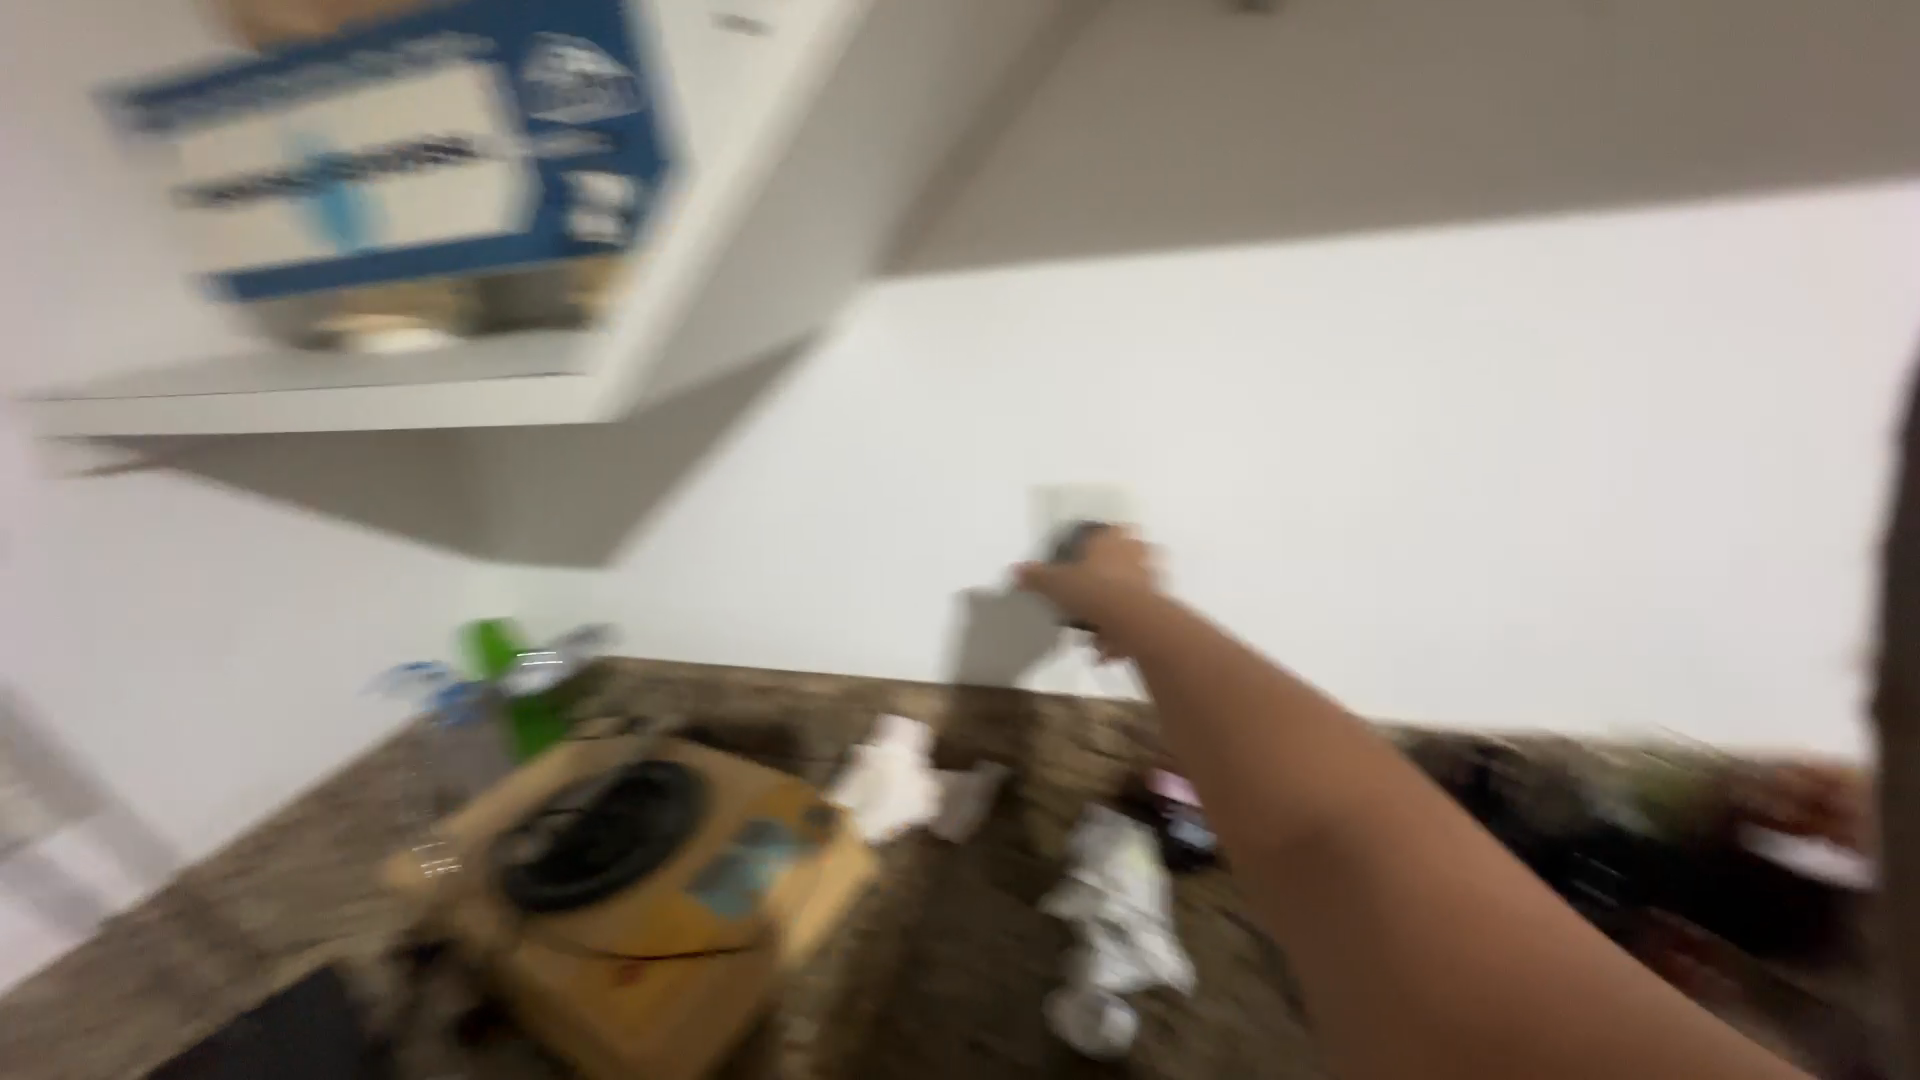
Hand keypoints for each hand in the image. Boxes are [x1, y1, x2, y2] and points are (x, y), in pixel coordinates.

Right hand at [1015, 526, 1159, 659]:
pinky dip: (1125, 630)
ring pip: (1132, 590)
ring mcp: (1153, 577)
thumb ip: (1036, 577)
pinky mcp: (1161, 604)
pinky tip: (1108, 649)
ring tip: (1097, 633)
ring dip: (1116, 609)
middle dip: (1109, 579)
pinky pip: (1138, 616)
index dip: (1095, 546)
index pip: (1106, 531)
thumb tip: (1016, 571)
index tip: (1081, 563)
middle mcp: (1136, 552)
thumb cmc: (1091, 589)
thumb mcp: (1054, 583)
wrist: (1131, 619)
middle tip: (1090, 597)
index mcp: (1113, 537)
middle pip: (1123, 560)